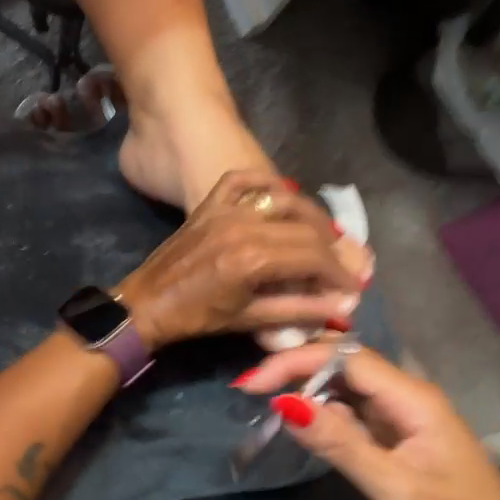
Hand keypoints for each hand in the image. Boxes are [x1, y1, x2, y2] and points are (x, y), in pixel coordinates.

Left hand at [115, 169, 359, 349]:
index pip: (314, 256)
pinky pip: (242, 180)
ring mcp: (224, 210)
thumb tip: (343, 307)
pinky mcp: (208, 205)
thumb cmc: (197, 317)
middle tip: (340, 267)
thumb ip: (299, 310)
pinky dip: (265, 182)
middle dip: (330, 249)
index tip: (352, 287)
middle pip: (305, 228)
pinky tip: (282, 195)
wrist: (147, 303)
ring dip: (309, 215)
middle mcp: (243, 226)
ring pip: (282, 199)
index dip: (340, 273)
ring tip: (321, 236)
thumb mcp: (250, 319)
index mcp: (253, 258)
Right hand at [233, 342, 499, 499]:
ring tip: (264, 398)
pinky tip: (300, 418)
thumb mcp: (393, 488)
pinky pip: (352, 404)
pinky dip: (321, 406)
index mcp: (413, 398)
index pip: (344, 358)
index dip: (294, 362)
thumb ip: (339, 444)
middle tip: (250, 388)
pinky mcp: (398, 430)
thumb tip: (284, 403)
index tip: (251, 385)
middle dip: (294, 366)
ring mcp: (403, 411)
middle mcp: (407, 393)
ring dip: (305, 385)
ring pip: (345, 381)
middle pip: (342, 360)